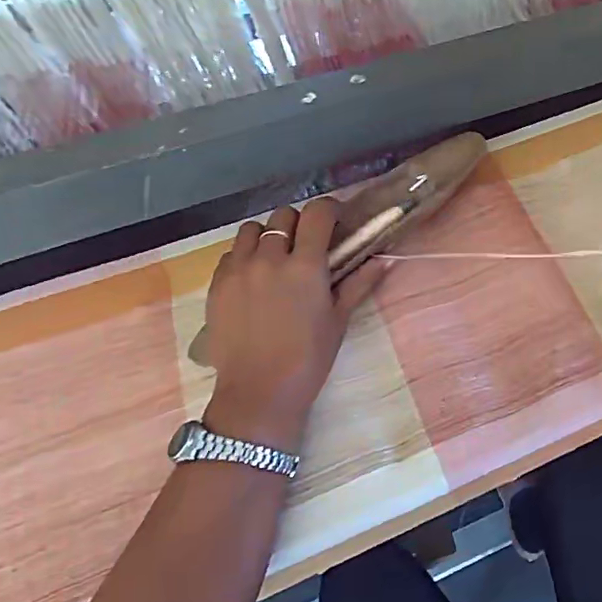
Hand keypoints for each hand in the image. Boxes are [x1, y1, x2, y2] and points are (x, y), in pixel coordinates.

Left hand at [201, 197, 386, 452]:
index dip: (329, 209)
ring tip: (276, 257)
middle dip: (299, 223)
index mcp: (306, 266)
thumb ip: (358, 284)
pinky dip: (244, 256)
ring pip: (251, 229)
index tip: (335, 218)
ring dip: (268, 236)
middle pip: (283, 216)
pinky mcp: (217, 283)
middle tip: (307, 244)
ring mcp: (239, 269)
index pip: (317, 214)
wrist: (259, 391)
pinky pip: (230, 254)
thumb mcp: (338, 320)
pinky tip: (253, 278)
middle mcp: (270, 258)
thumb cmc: (308, 359)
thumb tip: (384, 261)